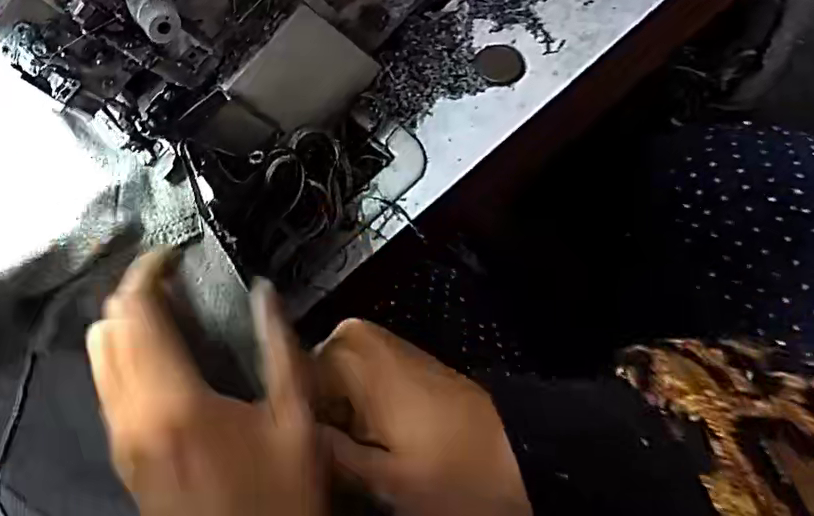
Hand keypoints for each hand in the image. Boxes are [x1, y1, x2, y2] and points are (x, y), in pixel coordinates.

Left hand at [87, 250, 324, 515]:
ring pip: (98, 349)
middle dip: (136, 289)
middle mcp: (133, 412)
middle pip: (110, 320)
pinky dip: (120, 350)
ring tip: (163, 312)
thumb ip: (281, 348)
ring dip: (124, 318)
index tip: (170, 254)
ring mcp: (120, 434)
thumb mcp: (296, 426)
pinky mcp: (119, 452)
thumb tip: (265, 291)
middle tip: (171, 280)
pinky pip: (104, 381)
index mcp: (173, 399)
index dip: (148, 268)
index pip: (136, 307)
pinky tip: (157, 354)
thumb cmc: (273, 504)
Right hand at [312, 319, 530, 515]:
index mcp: (344, 353)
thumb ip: (330, 454)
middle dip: (325, 425)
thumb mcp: (387, 479)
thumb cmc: (455, 468)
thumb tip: (295, 439)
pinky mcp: (389, 354)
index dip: (302, 429)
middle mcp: (350, 335)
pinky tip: (379, 445)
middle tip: (349, 468)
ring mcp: (371, 341)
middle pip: (312, 385)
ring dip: (342, 422)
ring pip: (332, 387)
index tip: (319, 461)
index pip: (293, 387)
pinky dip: (359, 414)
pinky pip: (354, 382)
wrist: (520, 453)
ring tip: (368, 460)